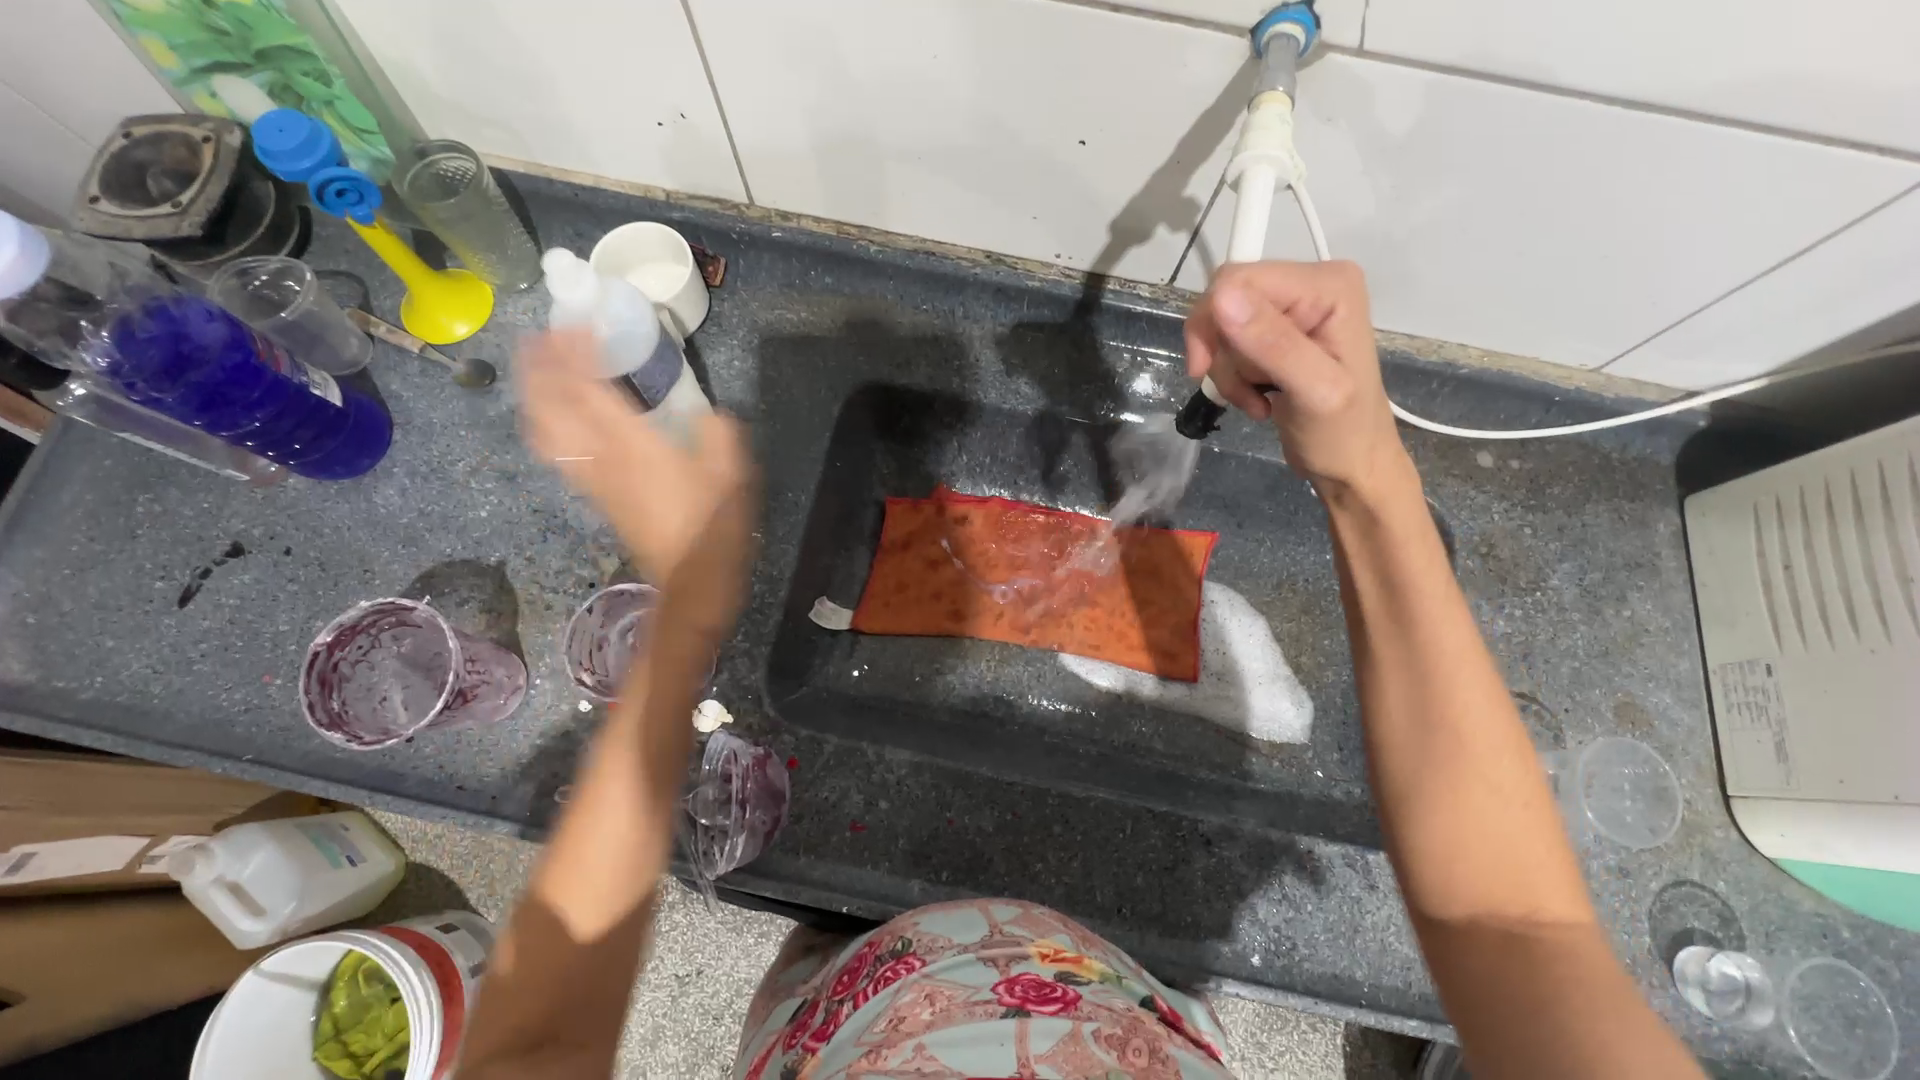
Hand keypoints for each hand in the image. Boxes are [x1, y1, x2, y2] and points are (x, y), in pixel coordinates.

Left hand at [516, 329, 757, 634]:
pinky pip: (556, 450)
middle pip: (550, 404)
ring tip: (537, 369)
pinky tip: (555, 414)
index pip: (588, 386)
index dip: (575, 351)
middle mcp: (600, 455)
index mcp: (632, 443)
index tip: (574, 322)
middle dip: (538, 367)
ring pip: (544, 428)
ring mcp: (591, 477)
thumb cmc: (713, 524)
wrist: (692, 578)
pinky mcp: (594, 494)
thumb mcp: (731, 472)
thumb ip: (718, 433)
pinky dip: (546, 422)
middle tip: (539, 336)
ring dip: (534, 393)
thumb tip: (708, 414)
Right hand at [1185, 261, 1409, 497]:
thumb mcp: (1313, 391)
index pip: (1238, 280)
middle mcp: (1310, 285)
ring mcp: (1293, 309)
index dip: (1213, 323)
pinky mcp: (1278, 333)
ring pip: (1222, 327)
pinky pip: (1229, 344)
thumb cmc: (1343, 434)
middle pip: (1225, 300)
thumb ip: (1272, 343)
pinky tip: (1258, 398)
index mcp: (1328, 284)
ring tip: (1258, 400)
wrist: (1351, 464)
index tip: (1205, 370)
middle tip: (1246, 390)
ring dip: (1229, 372)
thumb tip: (1221, 298)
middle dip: (1224, 353)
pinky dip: (1233, 377)